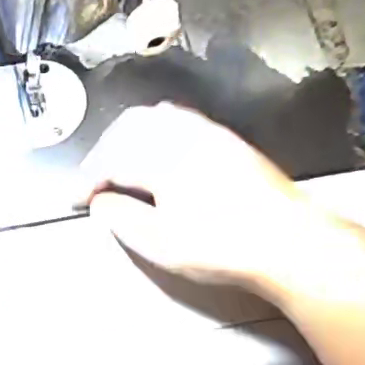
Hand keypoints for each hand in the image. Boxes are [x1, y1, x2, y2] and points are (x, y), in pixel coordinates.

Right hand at [78, 103, 353, 300]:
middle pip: (131, 127)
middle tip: (93, 178)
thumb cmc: (220, 246)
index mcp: (162, 156)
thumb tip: (101, 202)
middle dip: (105, 150)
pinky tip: (158, 157)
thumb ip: (122, 218)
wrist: (287, 241)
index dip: (88, 178)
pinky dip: (156, 135)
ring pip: (157, 119)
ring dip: (129, 138)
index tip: (76, 199)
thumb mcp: (159, 243)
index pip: (111, 158)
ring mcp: (210, 133)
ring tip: (120, 165)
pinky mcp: (228, 142)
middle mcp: (184, 133)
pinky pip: (181, 123)